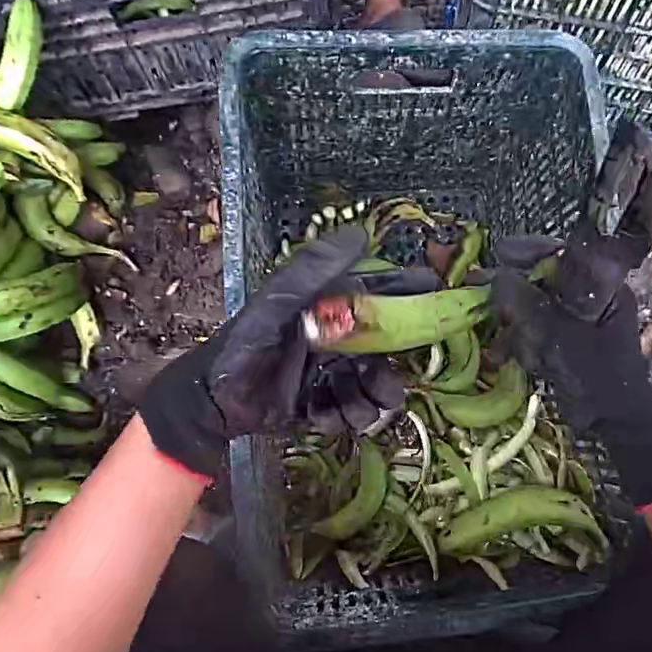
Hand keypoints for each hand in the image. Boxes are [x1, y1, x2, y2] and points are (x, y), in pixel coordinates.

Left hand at [139, 227, 402, 477]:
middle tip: (381, 388)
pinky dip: (337, 419)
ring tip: (343, 407)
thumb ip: (315, 270)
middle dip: (386, 377)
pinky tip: (316, 415)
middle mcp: (339, 341)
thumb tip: (361, 232)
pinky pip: (348, 416)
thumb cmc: (245, 341)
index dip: (410, 297)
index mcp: (332, 311)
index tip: (437, 301)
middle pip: (385, 359)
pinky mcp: (322, 407)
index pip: (381, 299)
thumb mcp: (278, 302)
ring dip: (363, 404)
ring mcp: (331, 376)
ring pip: (372, 393)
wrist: (214, 398)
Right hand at [493, 234, 651, 508]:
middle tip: (481, 291)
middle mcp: (591, 297)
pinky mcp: (565, 340)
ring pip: (535, 305)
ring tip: (499, 343)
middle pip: (544, 279)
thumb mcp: (560, 338)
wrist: (616, 424)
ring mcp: (577, 320)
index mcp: (603, 287)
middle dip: (513, 293)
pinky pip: (536, 328)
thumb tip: (495, 277)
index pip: (565, 253)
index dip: (530, 250)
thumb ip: (528, 305)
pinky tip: (507, 357)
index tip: (500, 253)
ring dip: (514, 323)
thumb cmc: (599, 378)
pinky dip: (520, 341)